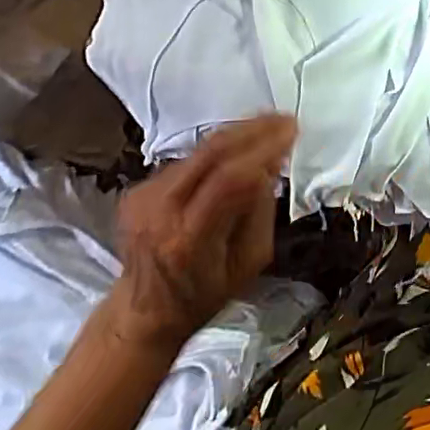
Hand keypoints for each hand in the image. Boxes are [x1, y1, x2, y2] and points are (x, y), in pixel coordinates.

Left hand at [107, 115, 295, 349]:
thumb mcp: (249, 262)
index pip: (228, 180)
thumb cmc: (205, 293)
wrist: (144, 310)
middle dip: (253, 129)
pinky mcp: (138, 189)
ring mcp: (143, 197)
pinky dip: (218, 151)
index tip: (292, 131)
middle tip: (284, 119)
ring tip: (269, 128)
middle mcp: (160, 212)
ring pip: (199, 151)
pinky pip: (188, 160)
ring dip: (237, 135)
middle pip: (210, 153)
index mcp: (189, 239)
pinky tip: (238, 151)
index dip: (262, 150)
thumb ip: (260, 213)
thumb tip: (269, 166)